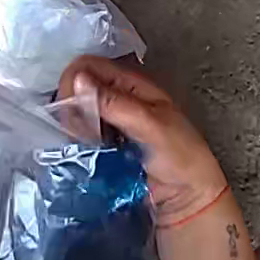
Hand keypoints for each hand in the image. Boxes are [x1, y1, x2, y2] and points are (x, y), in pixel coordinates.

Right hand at [59, 56, 228, 226]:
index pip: (88, 66)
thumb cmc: (180, 154)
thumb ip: (114, 103)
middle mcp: (116, 97)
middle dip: (72, 107)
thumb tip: (77, 79)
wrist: (186, 192)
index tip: (73, 108)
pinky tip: (91, 153)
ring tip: (93, 144)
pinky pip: (79, 135)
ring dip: (75, 126)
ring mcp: (108, 120)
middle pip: (76, 87)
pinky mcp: (102, 144)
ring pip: (75, 112)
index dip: (74, 81)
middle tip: (87, 131)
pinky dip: (78, 141)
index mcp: (132, 83)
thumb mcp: (151, 125)